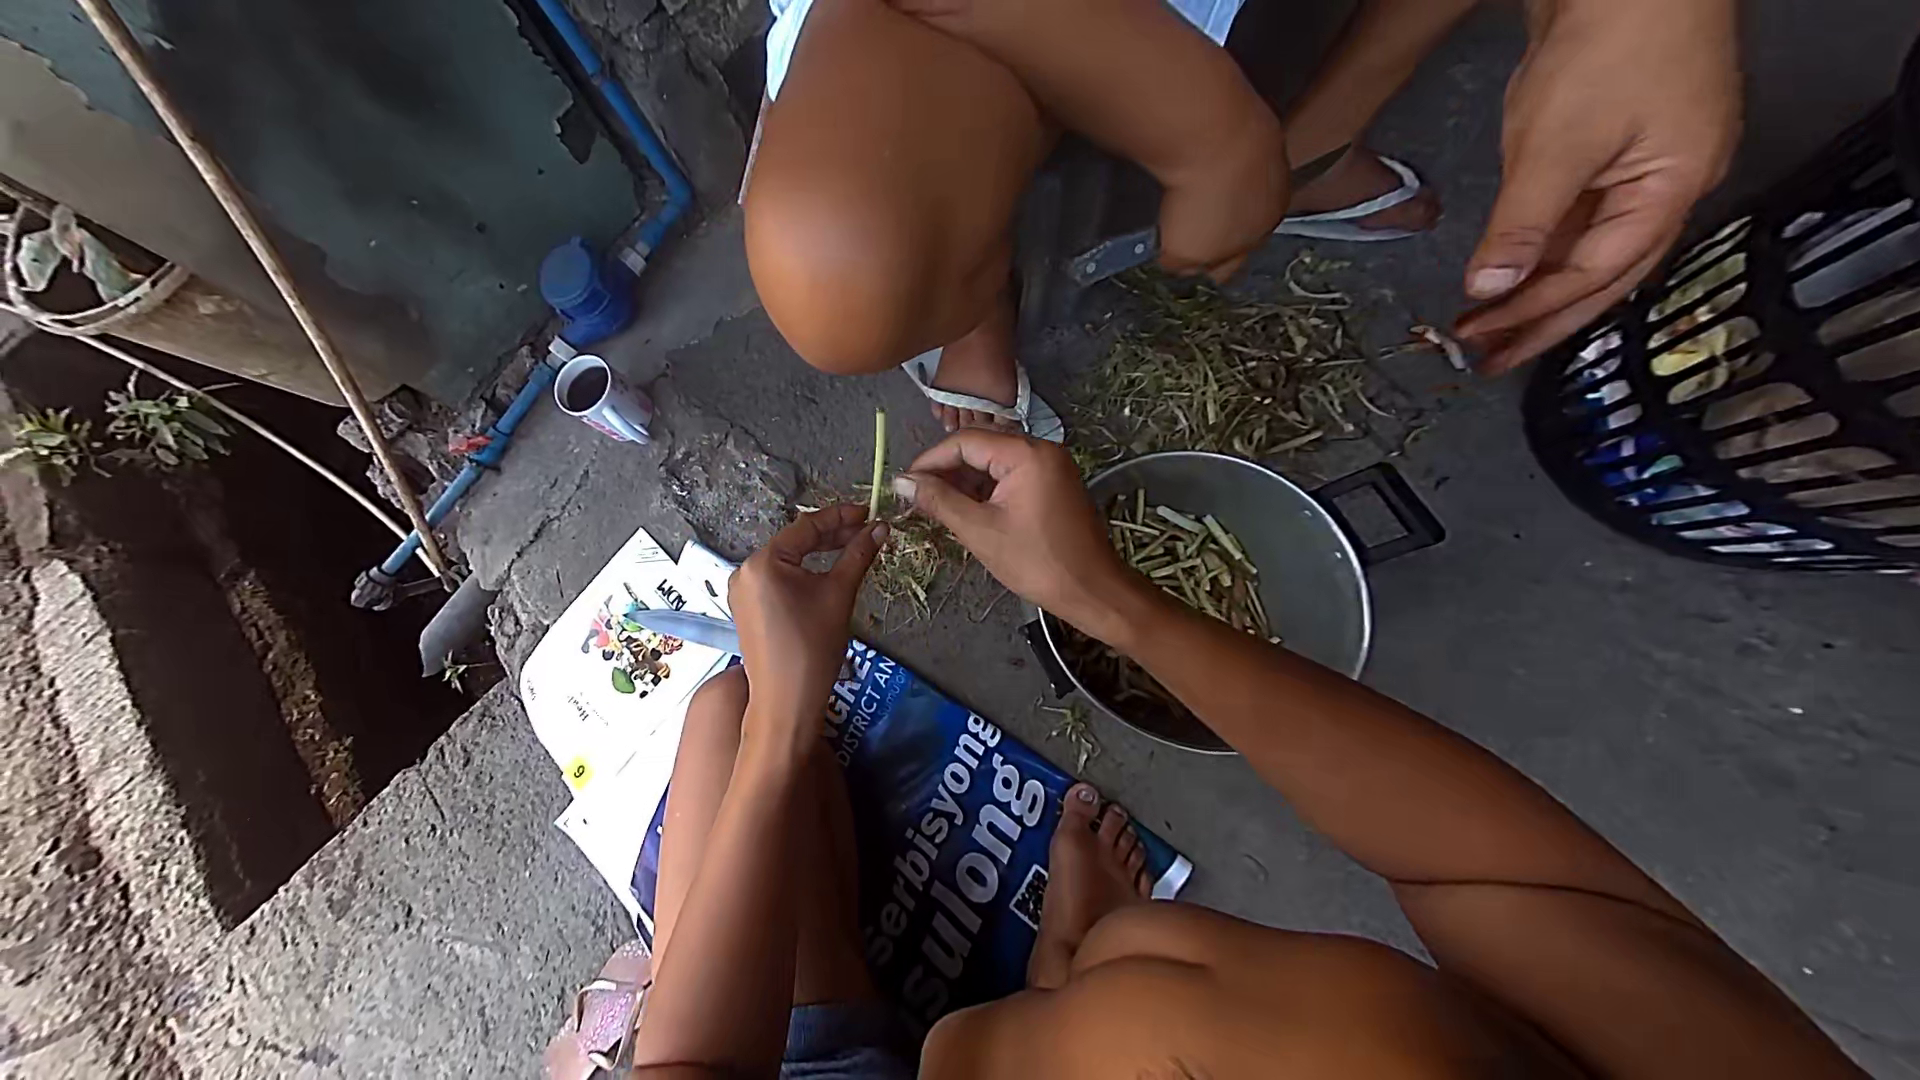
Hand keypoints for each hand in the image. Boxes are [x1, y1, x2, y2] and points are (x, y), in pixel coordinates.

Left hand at [728, 505, 886, 732]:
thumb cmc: (813, 646)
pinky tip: (829, 572)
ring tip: (853, 548)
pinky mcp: (749, 609)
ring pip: (789, 561)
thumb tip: (880, 528)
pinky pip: (780, 579)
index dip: (841, 516)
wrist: (787, 701)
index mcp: (764, 562)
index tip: (868, 513)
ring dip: (821, 553)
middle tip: (867, 531)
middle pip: (796, 542)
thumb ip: (858, 555)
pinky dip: (806, 573)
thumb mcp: (840, 594)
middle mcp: (746, 570)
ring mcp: (744, 591)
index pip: (806, 526)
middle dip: (833, 535)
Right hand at [891, 431, 1144, 641]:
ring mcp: (1050, 466)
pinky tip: (966, 511)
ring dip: (964, 482)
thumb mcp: (980, 531)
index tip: (905, 484)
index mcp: (1027, 453)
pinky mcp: (1053, 483)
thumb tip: (902, 482)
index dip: (930, 460)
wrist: (1092, 591)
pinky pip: (1011, 476)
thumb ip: (939, 500)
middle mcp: (1041, 449)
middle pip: (980, 447)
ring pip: (994, 463)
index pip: (965, 441)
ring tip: (937, 508)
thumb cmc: (1036, 563)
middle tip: (917, 498)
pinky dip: (986, 491)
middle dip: (946, 471)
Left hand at [1455, 0, 1739, 372]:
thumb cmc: (1606, 53)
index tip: (1480, 338)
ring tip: (1482, 336)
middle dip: (1538, 325)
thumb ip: (1521, 226)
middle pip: (1595, 282)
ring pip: (1577, 262)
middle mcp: (1660, 194)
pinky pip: (1565, 235)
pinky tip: (1499, 289)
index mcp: (1669, 191)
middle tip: (1487, 363)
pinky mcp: (1603, 169)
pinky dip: (1530, 265)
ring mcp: (1634, 181)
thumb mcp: (1555, 150)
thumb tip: (1489, 288)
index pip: (1593, 276)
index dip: (1533, 311)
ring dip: (1529, 299)